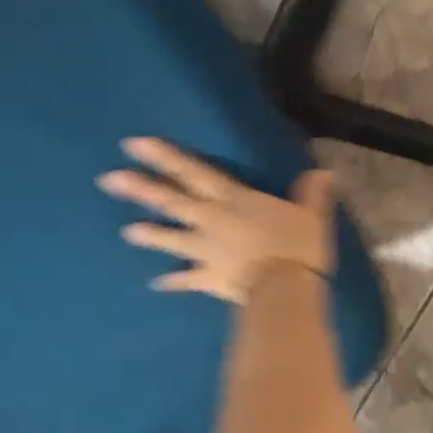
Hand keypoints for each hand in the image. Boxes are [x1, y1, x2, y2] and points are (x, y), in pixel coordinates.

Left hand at [98, 137, 337, 303]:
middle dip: (140, 189)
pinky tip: (156, 284)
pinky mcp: (209, 277)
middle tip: (108, 180)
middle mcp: (212, 220)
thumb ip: (313, 194)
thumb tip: (324, 172)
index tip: (132, 143)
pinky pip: (187, 280)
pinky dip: (173, 282)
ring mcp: (206, 251)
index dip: (165, 157)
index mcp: (235, 200)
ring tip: (127, 232)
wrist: (284, 288)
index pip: (195, 172)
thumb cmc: (298, 246)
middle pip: (172, 201)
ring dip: (150, 234)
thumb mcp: (313, 216)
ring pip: (172, 239)